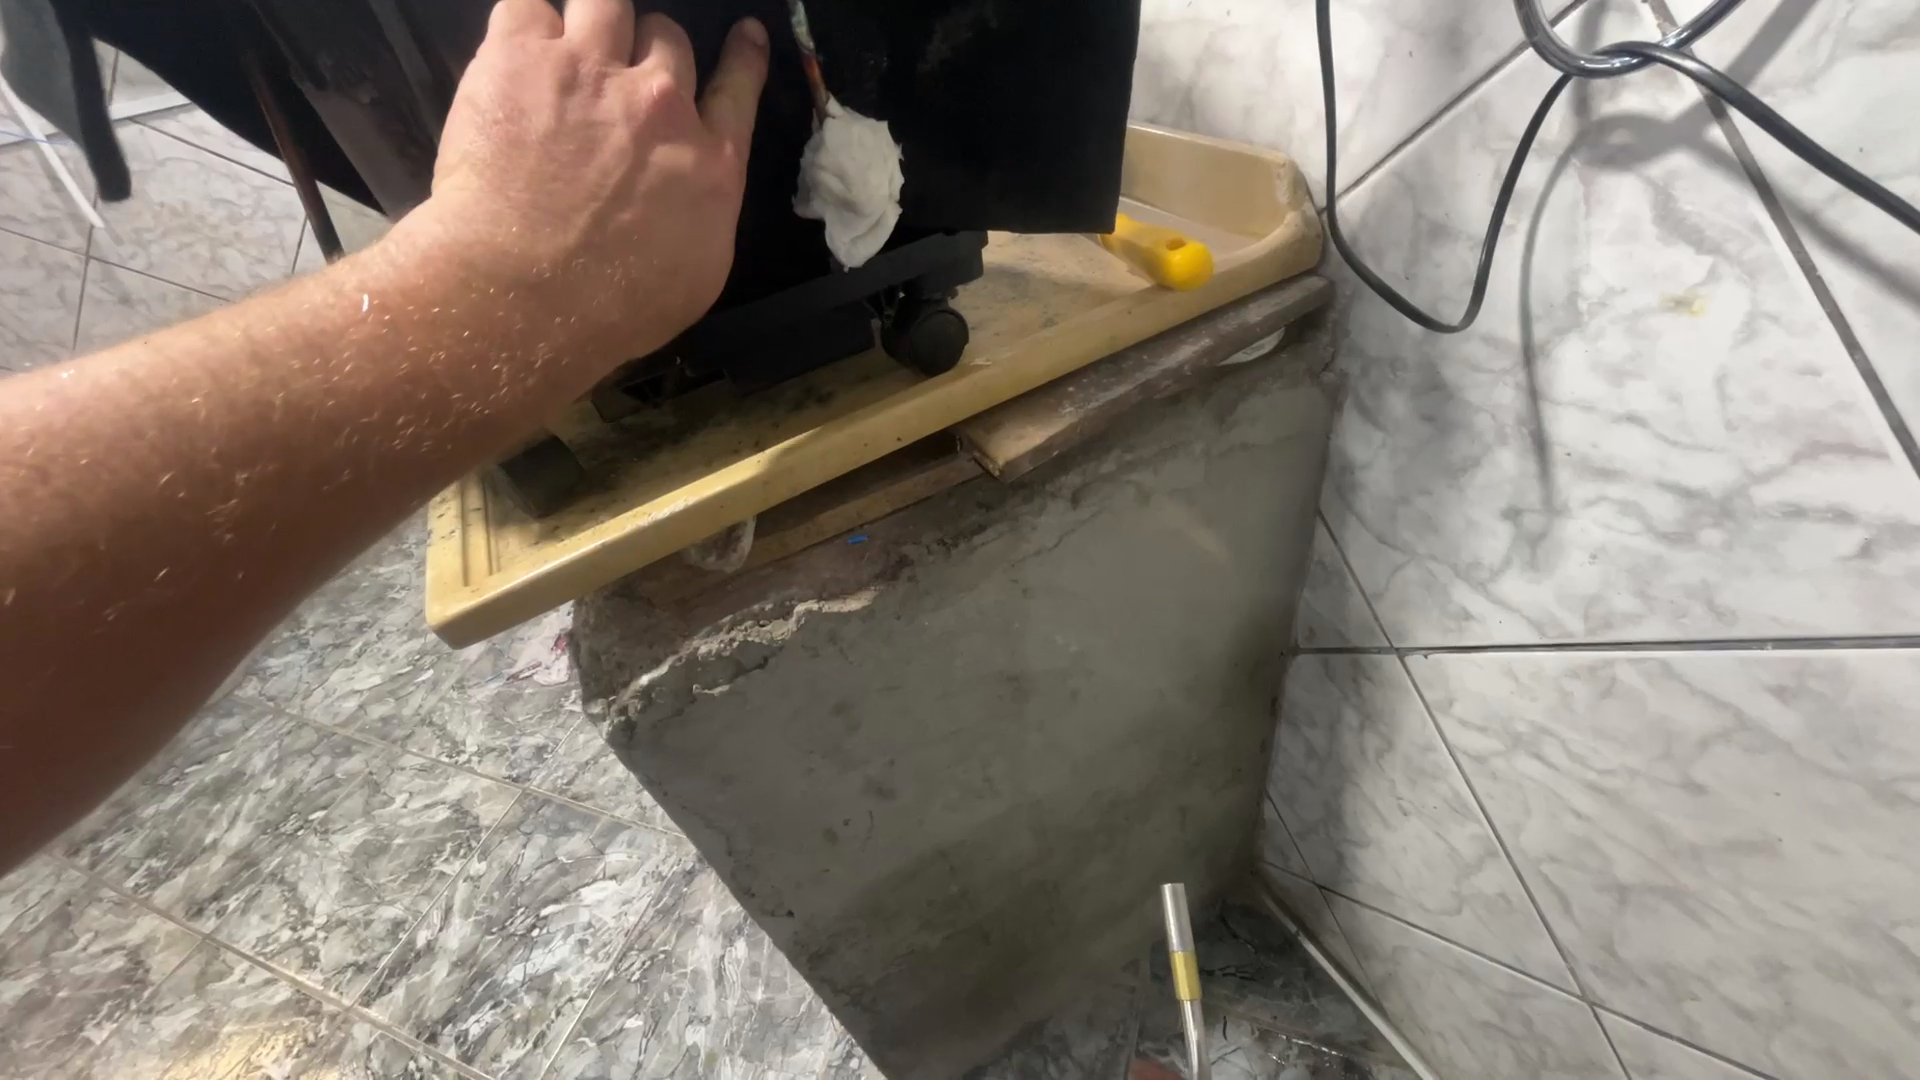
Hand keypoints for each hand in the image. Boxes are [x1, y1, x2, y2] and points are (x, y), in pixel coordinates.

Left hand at [398, 0, 768, 369]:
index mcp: (712, 162)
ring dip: (598, 18)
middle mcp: (661, 104)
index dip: (743, 57)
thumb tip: (698, 186)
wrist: (534, 291)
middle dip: (653, 50)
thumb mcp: (702, 270)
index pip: (737, 90)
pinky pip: (528, 2)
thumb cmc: (625, 305)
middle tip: (626, 76)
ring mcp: (592, 71)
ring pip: (606, 0)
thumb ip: (707, 210)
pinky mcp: (520, 56)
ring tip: (576, 44)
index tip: (747, 34)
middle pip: (669, 36)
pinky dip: (531, 22)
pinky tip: (524, 50)